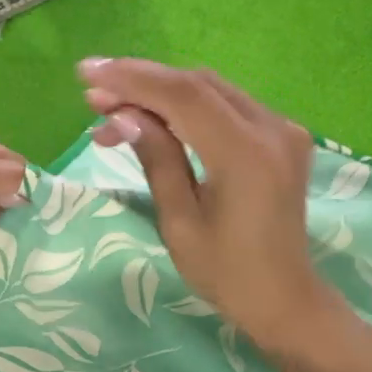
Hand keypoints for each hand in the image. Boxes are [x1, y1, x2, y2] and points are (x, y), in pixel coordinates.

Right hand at [77, 58, 333, 351]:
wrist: (283, 298)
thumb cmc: (224, 273)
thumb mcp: (179, 222)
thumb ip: (157, 161)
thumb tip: (124, 117)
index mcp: (244, 154)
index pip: (184, 97)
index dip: (132, 79)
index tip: (88, 73)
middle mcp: (271, 129)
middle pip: (199, 85)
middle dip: (142, 83)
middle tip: (93, 96)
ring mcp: (282, 130)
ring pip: (213, 91)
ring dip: (161, 93)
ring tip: (113, 110)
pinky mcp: (281, 138)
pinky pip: (228, 108)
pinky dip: (188, 108)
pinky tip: (155, 120)